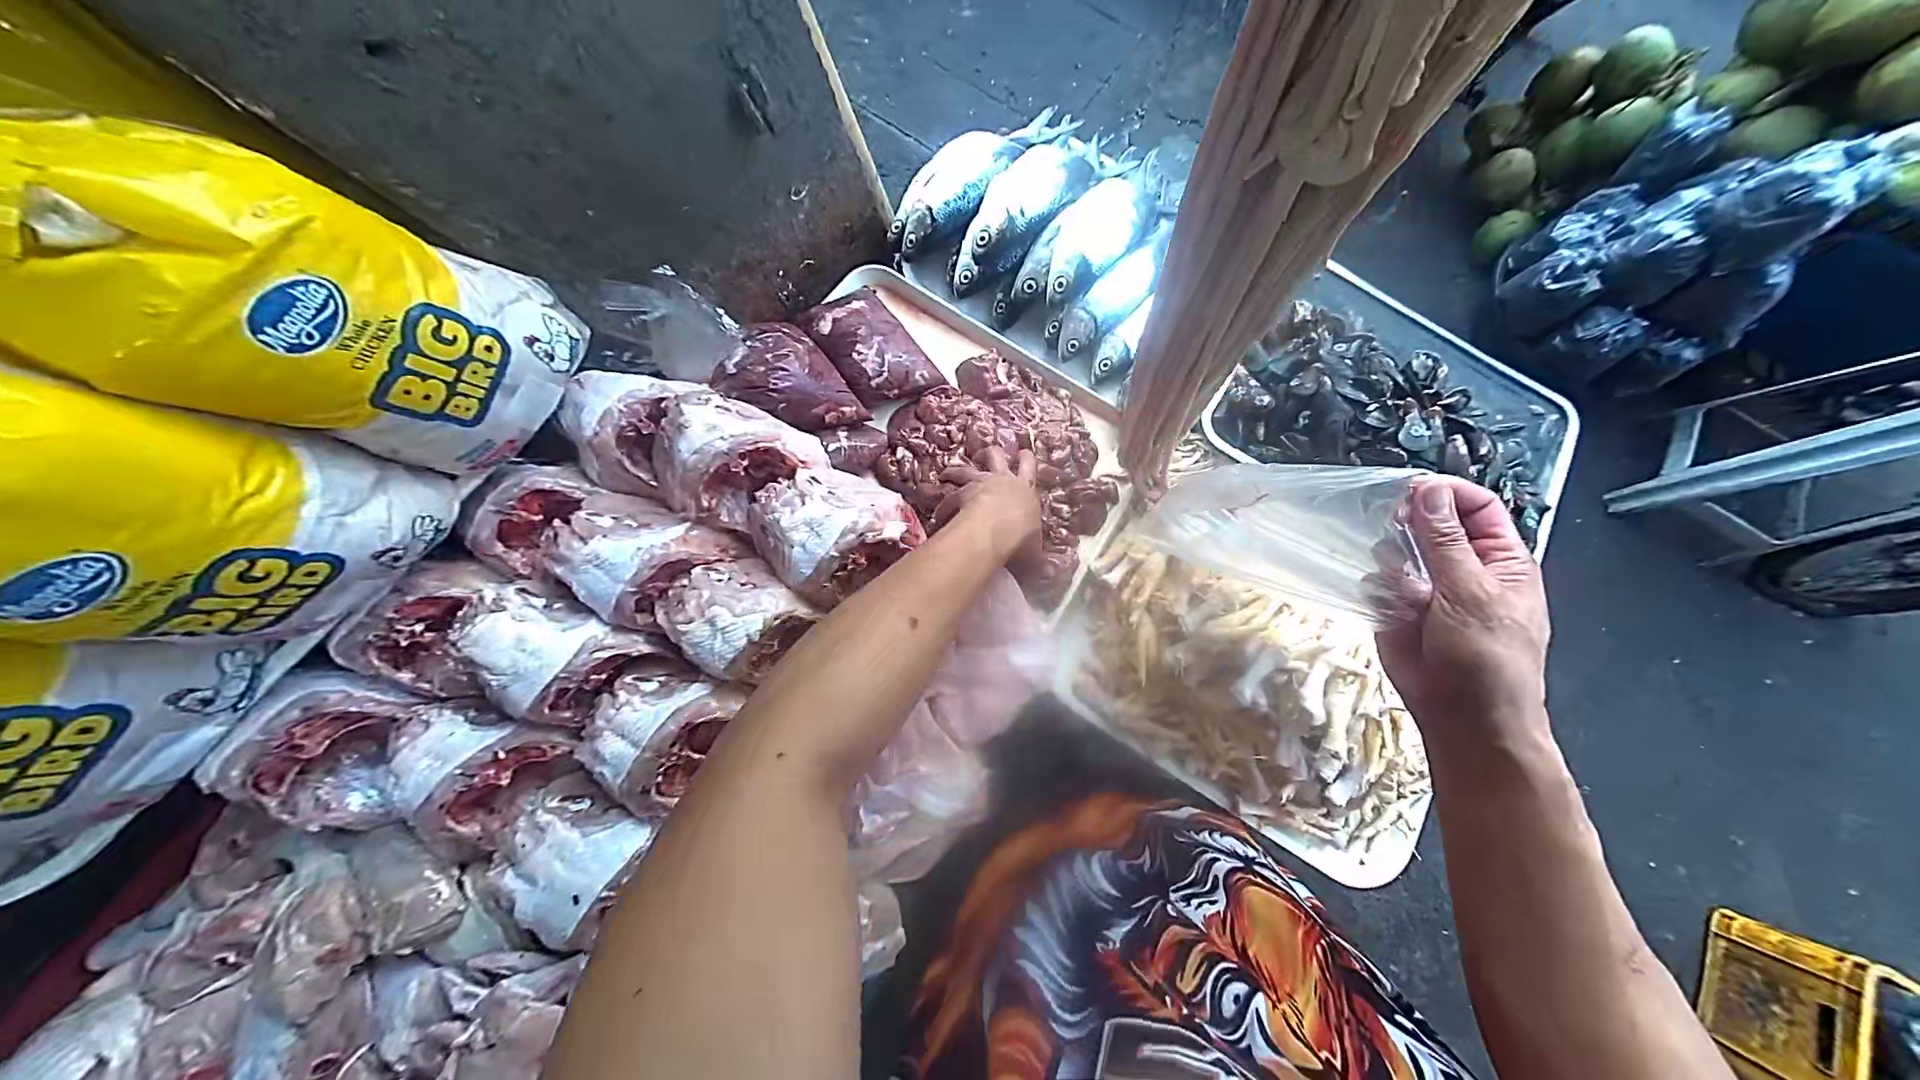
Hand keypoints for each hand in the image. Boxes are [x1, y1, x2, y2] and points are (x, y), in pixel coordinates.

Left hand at [934, 447, 1041, 562]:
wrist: (996, 528)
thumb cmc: (1021, 537)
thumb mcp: (1034, 550)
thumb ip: (1036, 557)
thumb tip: (1045, 574)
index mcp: (1026, 489)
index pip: (1029, 466)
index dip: (1026, 458)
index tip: (1023, 453)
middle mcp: (1002, 480)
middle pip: (997, 456)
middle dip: (992, 453)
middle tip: (986, 453)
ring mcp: (979, 483)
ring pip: (965, 468)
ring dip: (955, 470)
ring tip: (946, 473)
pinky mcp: (960, 493)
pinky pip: (948, 495)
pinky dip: (942, 504)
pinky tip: (937, 515)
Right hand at [1376, 475, 1551, 749]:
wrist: (1462, 715)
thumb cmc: (1486, 658)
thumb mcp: (1471, 592)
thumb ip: (1445, 540)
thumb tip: (1428, 491)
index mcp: (1498, 558)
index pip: (1476, 506)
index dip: (1447, 493)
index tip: (1412, 490)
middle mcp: (1460, 567)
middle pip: (1430, 523)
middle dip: (1410, 524)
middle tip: (1396, 530)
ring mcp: (1426, 587)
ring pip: (1396, 550)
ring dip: (1391, 559)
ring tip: (1400, 584)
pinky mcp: (1395, 607)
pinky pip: (1376, 580)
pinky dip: (1376, 585)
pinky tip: (1387, 603)